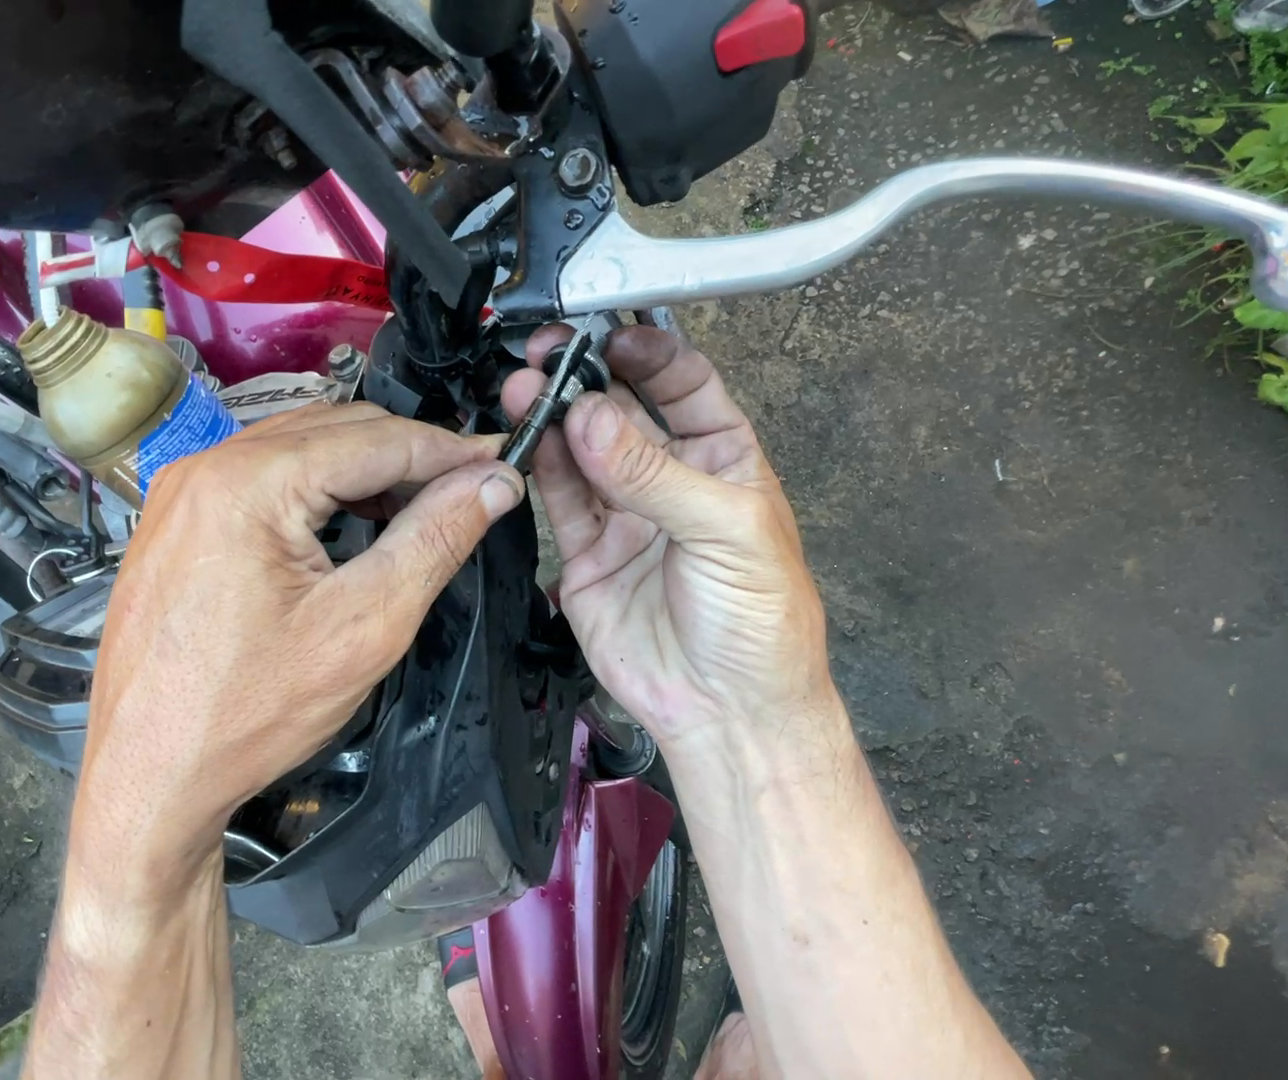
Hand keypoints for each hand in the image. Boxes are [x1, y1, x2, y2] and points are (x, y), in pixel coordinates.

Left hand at [70, 402, 523, 899]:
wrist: (149, 777)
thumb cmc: (252, 712)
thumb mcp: (365, 624)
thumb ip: (435, 540)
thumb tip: (493, 484)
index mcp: (248, 482)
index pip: (376, 441)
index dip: (450, 450)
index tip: (503, 461)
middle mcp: (206, 466)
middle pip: (336, 432)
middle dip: (411, 454)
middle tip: (472, 484)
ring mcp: (182, 492)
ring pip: (300, 450)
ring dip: (367, 468)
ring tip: (423, 501)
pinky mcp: (176, 521)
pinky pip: (264, 478)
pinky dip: (320, 488)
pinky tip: (354, 518)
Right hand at [502, 326, 840, 761]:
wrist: (724, 710)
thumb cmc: (760, 623)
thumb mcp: (727, 533)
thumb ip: (654, 475)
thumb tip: (593, 417)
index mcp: (724, 460)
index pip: (685, 387)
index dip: (650, 356)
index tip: (611, 336)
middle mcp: (671, 480)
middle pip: (624, 410)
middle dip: (588, 377)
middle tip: (550, 354)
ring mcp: (626, 514)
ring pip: (582, 450)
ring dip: (555, 416)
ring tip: (526, 389)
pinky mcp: (587, 551)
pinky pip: (559, 498)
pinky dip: (540, 467)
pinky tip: (527, 439)